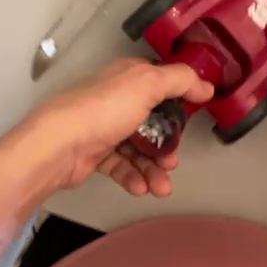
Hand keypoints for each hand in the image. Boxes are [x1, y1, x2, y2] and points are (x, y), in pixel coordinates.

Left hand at [2, 59, 213, 200]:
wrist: (58, 145)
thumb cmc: (105, 109)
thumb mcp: (148, 84)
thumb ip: (181, 81)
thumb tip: (207, 86)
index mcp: (128, 77)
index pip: (160, 83)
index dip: (179, 98)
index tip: (194, 115)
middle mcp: (117, 100)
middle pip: (152, 122)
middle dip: (167, 145)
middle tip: (173, 162)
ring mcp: (105, 128)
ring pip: (138, 149)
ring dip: (153, 169)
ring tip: (161, 187)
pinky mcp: (95, 154)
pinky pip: (122, 166)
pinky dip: (133, 177)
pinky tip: (141, 188)